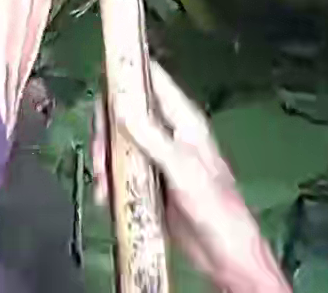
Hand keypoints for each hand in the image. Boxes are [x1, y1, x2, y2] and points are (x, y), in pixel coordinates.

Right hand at [94, 63, 289, 292]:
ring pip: (118, 137)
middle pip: (124, 108)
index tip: (101, 73)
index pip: (150, 77)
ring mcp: (155, 153)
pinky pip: (119, 166)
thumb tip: (118, 106)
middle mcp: (166, 128)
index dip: (126, 69)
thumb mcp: (182, 168)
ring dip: (104, 157)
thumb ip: (150, 136)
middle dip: (106, 128)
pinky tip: (105, 196)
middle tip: (99, 154)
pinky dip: (108, 178)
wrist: (227, 258)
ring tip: (102, 183)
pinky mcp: (147, 178)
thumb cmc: (215, 206)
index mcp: (181, 117)